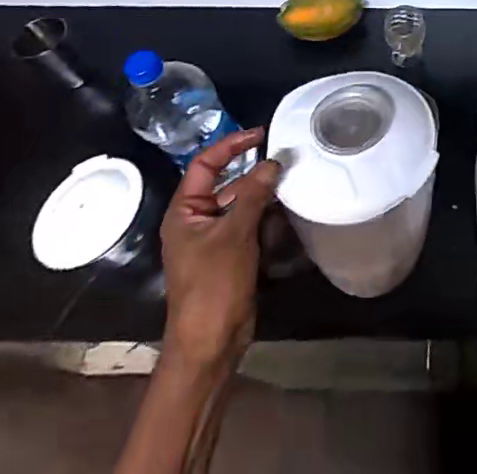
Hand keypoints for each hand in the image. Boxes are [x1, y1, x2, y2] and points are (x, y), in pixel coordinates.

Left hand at [158, 127, 280, 373]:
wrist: (210, 342)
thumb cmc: (213, 284)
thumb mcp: (235, 234)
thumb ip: (254, 195)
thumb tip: (272, 162)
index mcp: (185, 212)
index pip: (205, 165)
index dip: (230, 146)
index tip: (260, 134)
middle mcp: (197, 221)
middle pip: (227, 184)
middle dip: (255, 176)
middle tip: (286, 163)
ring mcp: (214, 240)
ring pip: (242, 206)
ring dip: (264, 199)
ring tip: (291, 189)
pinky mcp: (231, 256)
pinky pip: (250, 227)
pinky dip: (267, 221)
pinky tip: (286, 218)